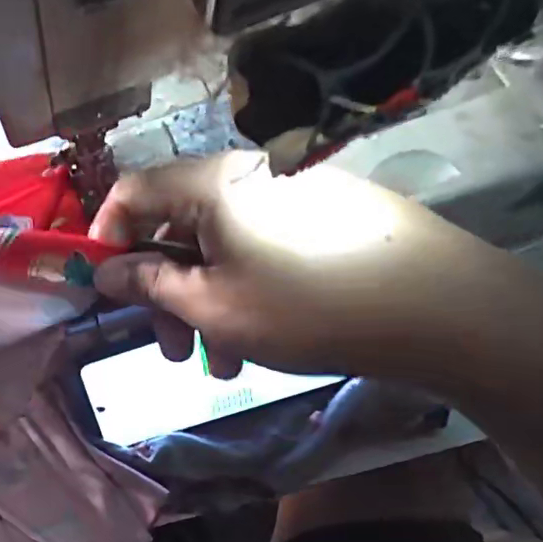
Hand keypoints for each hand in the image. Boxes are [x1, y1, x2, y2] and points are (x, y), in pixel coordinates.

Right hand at [89, 151, 528, 383]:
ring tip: (222, 364)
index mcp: (212, 185)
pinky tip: (263, 340)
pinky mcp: (327, 217)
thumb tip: (107, 269)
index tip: (104, 286)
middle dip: (164, 293)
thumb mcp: (212, 306)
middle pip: (179, 227)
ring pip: (223, 248)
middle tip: (171, 350)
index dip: (107, 237)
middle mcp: (249, 177)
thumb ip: (149, 284)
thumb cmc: (306, 307)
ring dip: (207, 305)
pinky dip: (246, 292)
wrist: (437, 307)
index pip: (133, 190)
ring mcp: (293, 195)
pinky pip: (264, 250)